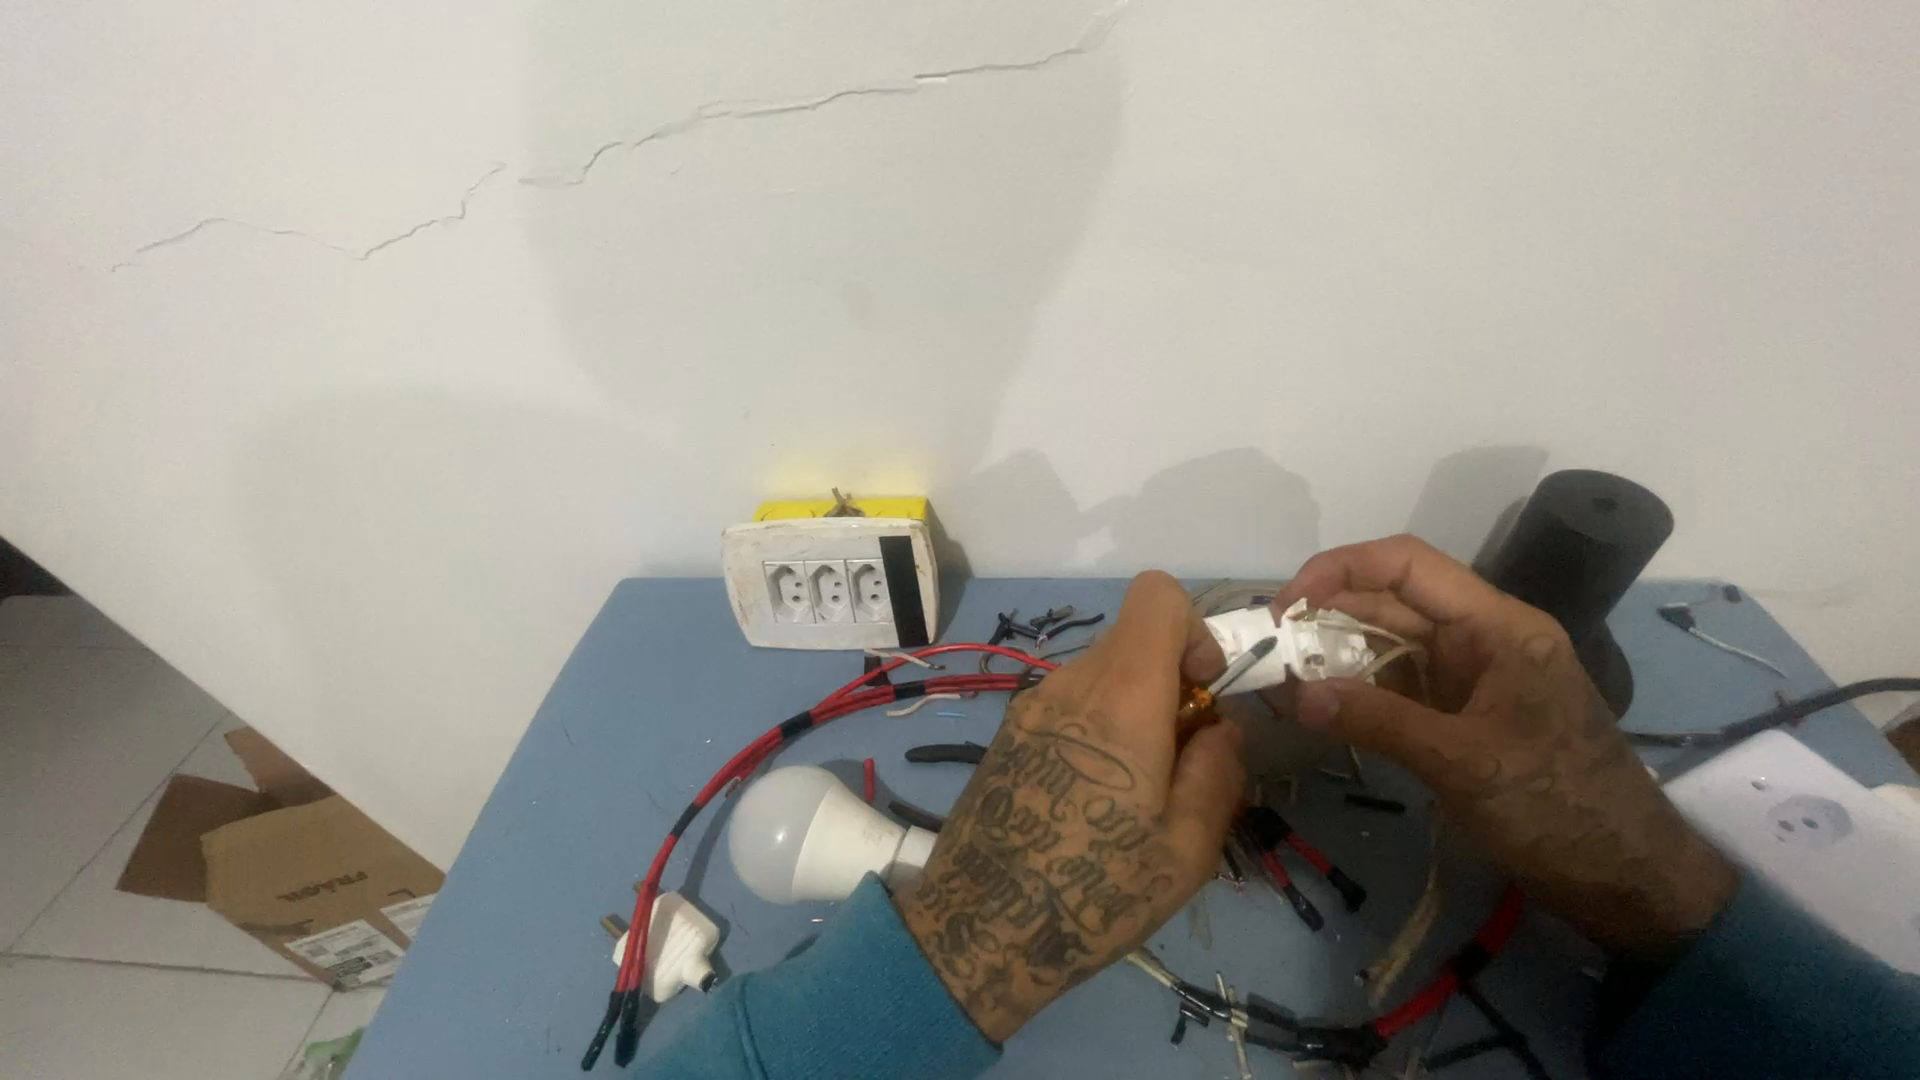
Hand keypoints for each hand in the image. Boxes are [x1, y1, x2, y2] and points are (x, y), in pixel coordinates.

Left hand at [895, 572, 1244, 1041]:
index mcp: (1121, 696)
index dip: (1194, 629)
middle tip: (1179, 761)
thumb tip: (1219, 726)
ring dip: (1135, 710)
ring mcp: (1032, 704)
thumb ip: (1217, 770)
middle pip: (1134, 642)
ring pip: (1103, 674)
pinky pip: (1071, 702)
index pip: (1156, 594)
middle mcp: (1071, 683)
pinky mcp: (1010, 729)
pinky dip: (1098, 725)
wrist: (980, 922)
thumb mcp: (1187, 847)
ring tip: (1135, 790)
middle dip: (1171, 683)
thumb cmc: (1095, 890)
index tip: (1203, 691)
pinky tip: (1092, 795)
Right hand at [1275, 535, 1736, 960]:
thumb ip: (1376, 720)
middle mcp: (1476, 637)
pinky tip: (1310, 701)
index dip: (1339, 570)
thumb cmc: (1559, 810)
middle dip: (1322, 615)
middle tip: (1267, 647)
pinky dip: (1346, 686)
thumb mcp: (1464, 763)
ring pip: (1380, 640)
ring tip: (1278, 675)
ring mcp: (1462, 674)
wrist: (1626, 883)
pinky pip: (1387, 680)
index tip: (1286, 607)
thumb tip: (1293, 694)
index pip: (1406, 565)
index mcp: (1496, 627)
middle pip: (1385, 600)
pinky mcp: (1450, 708)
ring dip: (1328, 652)